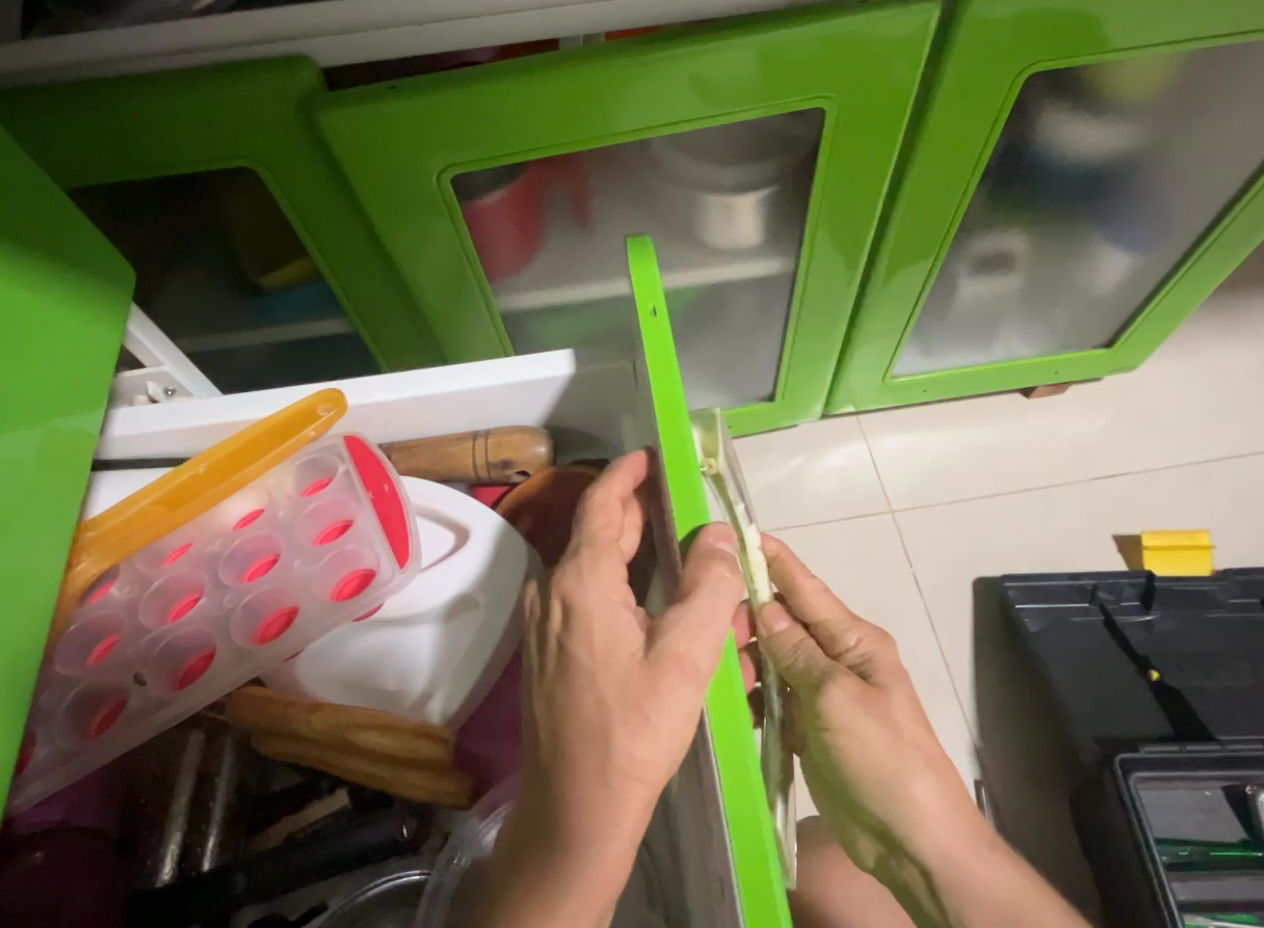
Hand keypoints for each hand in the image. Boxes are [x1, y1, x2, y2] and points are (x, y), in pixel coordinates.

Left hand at [480, 451, 748, 927]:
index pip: (603, 503)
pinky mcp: (548, 649)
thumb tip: (719, 534)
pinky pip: (583, 592)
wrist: (574, 809)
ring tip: (670, 542)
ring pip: (589, 563)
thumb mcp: (685, 657)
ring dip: (627, 546)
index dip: (628, 473)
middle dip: (635, 508)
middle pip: (596, 531)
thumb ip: (707, 587)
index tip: (653, 454)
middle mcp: (552, 591)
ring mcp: (544, 621)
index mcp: (580, 580)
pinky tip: (647, 595)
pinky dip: (615, 578)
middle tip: (679, 497)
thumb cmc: (633, 731)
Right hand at [756, 535, 1088, 927]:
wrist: (912, 839)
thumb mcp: (837, 698)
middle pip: (782, 623)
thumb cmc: (882, 757)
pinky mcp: (808, 727)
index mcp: (854, 640)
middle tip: (713, 634)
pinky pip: (771, 699)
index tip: (737, 535)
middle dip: (748, 621)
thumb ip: (797, 651)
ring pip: (771, 660)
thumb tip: (764, 607)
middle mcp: (836, 658)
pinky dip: (752, 699)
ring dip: (746, 663)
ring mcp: (820, 694)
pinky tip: (732, 707)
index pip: (806, 588)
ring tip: (723, 678)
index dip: (773, 561)